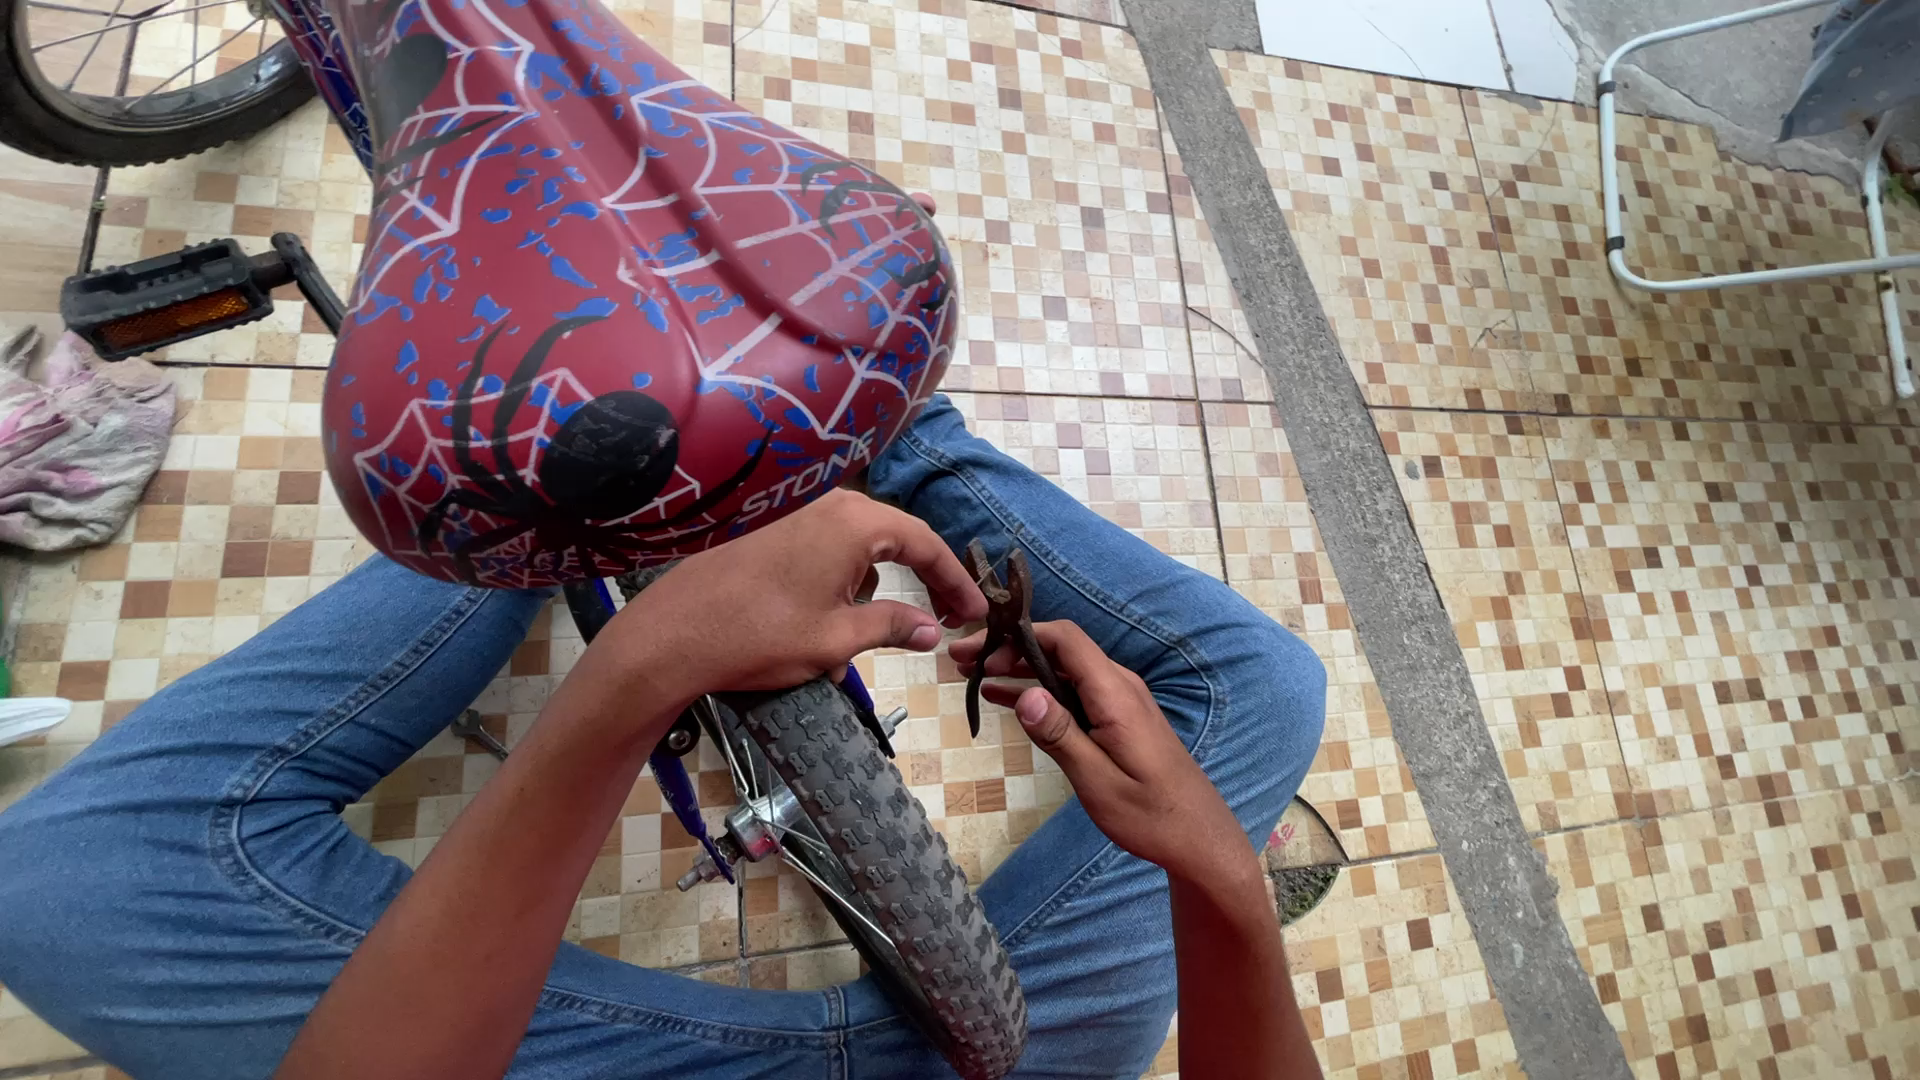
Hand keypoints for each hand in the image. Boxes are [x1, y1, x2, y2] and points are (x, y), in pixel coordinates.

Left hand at [598, 489, 987, 699]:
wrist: (673, 634)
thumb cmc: (761, 634)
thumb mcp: (837, 638)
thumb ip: (892, 627)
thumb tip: (933, 631)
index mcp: (855, 523)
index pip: (925, 544)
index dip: (956, 580)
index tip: (978, 610)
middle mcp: (833, 509)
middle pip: (898, 541)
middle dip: (924, 582)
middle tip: (948, 620)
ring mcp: (802, 518)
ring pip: (862, 552)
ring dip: (875, 592)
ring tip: (869, 640)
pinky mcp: (779, 534)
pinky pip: (830, 556)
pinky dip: (842, 588)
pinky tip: (826, 627)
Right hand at [951, 620, 1253, 884]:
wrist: (1198, 838)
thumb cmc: (1150, 815)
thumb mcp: (1098, 782)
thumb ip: (1061, 735)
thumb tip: (1023, 695)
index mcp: (1115, 693)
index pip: (1064, 639)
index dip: (1017, 635)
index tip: (978, 648)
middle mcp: (1118, 685)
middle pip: (1058, 649)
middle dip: (1008, 649)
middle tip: (961, 662)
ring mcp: (1118, 699)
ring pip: (1062, 669)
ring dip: (1019, 669)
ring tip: (973, 675)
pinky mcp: (1116, 716)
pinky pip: (1072, 691)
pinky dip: (1038, 690)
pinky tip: (1004, 696)